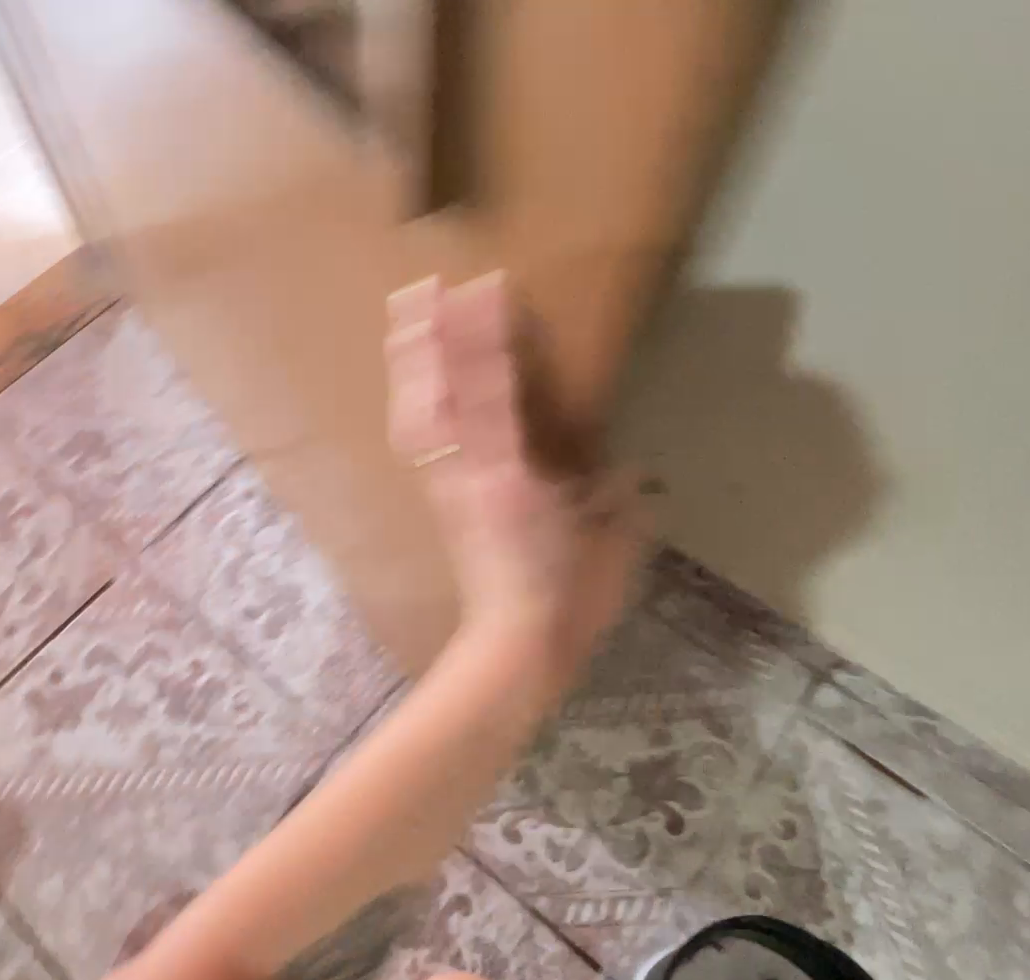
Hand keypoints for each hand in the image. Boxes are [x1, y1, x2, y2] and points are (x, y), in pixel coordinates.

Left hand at [385, 273, 648, 687]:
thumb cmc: (570, 596)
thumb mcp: (609, 544)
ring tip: (404, 315)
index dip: (486, 339)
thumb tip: (624, 471)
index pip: (494, 392)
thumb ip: (617, 501)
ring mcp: (449, 485)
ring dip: (411, 363)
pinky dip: (414, 402)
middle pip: (441, 396)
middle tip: (421, 286)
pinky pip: (420, 442)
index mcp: (510, 476)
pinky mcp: (441, 498)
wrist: (517, 642)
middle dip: (430, 339)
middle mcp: (471, 473)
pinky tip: (411, 380)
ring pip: (420, 415)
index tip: (485, 288)